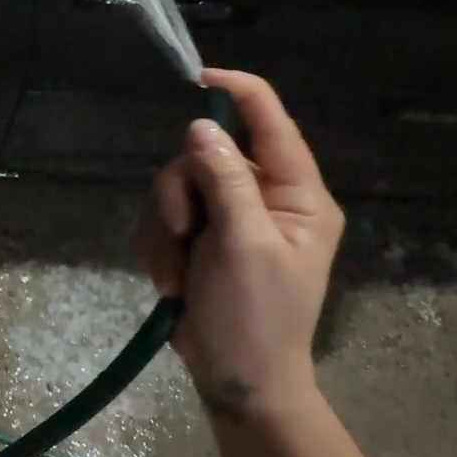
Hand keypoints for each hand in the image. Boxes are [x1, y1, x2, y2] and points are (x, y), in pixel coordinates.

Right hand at [138, 69, 344, 420]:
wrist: (237, 378)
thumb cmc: (256, 316)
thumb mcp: (244, 245)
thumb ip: (225, 181)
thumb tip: (202, 125)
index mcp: (298, 196)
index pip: (272, 124)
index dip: (240, 93)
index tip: (199, 77)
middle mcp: (264, 198)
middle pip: (206, 155)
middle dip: (182, 194)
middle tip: (182, 232)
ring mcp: (229, 218)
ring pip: (176, 186)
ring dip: (166, 227)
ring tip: (175, 271)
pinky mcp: (200, 236)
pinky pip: (163, 215)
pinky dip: (159, 245)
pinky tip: (172, 278)